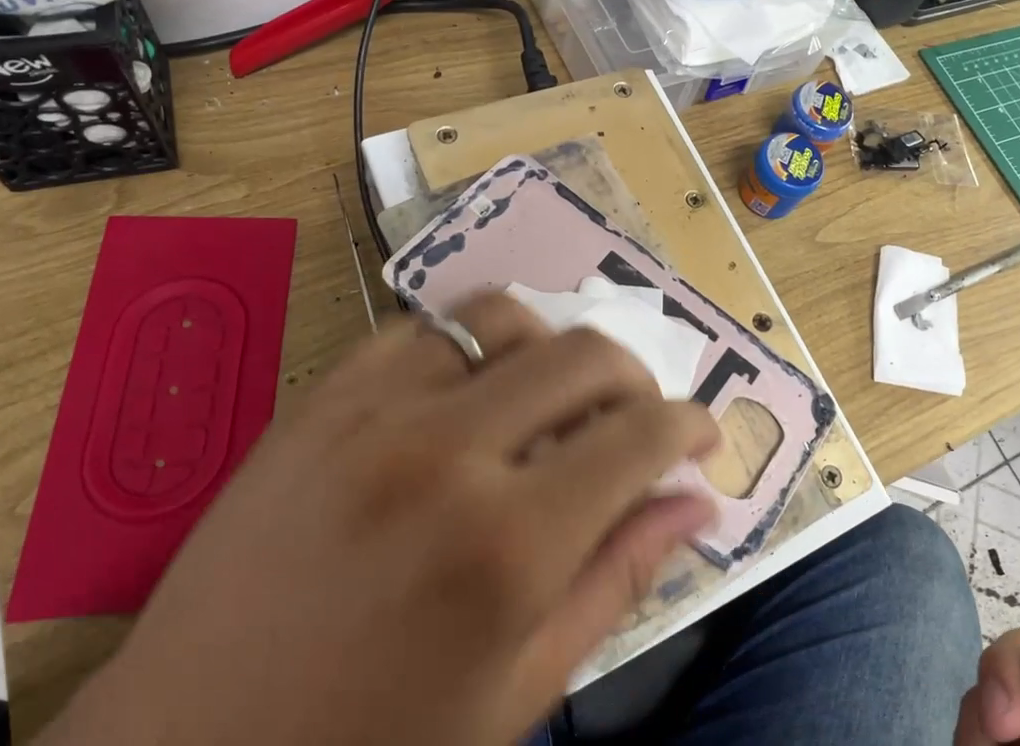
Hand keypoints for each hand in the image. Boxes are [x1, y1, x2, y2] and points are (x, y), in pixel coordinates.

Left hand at [38, 292, 720, 745]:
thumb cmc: (373, 744)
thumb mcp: (518, 688)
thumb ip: (616, 579)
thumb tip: (694, 502)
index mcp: (510, 544)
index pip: (639, 436)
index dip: (689, 425)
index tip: (700, 436)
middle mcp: (448, 453)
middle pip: (584, 356)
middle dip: (636, 380)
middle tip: (636, 422)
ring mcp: (373, 414)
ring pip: (503, 318)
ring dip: (553, 348)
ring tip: (555, 398)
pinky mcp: (319, 401)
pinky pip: (418, 330)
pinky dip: (467, 346)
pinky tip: (470, 393)